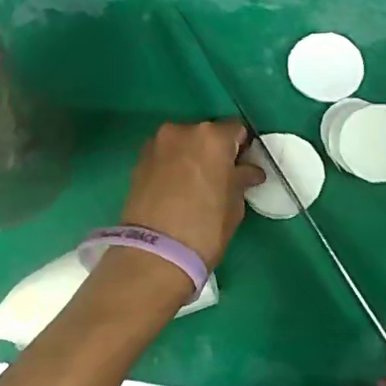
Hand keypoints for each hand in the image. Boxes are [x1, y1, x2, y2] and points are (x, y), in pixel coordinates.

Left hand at [120, 120, 264, 269]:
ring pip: (182, 143)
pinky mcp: (137, 161)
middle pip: (206, 133)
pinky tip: (175, 189)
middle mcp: (183, 131)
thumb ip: (241, 178)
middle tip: (219, 176)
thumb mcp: (235, 204)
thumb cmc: (206, 228)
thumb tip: (248, 171)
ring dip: (191, 156)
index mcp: (213, 136)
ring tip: (193, 184)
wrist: (154, 255)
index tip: (241, 166)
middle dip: (214, 150)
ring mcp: (156, 144)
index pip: (236, 129)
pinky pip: (164, 156)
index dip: (241, 147)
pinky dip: (172, 165)